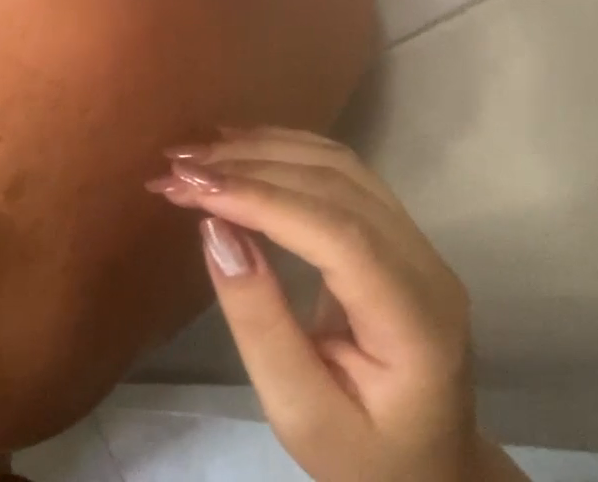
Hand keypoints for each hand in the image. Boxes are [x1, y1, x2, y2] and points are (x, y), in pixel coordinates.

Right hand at [149, 128, 524, 481]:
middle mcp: (426, 268)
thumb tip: (215, 230)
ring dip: (260, 149)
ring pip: (337, 165)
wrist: (425, 468)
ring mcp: (416, 246)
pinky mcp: (394, 236)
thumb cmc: (360, 452)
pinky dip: (280, 150)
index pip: (337, 233)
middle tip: (171, 170)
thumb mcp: (298, 409)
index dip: (258, 198)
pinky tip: (235, 148)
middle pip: (336, 186)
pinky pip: (339, 172)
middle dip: (246, 167)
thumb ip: (258, 321)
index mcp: (414, 321)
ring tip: (190, 156)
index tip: (185, 185)